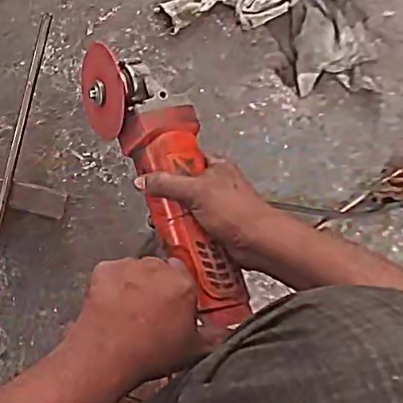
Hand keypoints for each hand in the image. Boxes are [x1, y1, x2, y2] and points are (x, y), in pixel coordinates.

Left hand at [63, 256, 204, 387]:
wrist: (108, 352)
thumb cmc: (150, 352)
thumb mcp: (193, 350)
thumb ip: (212, 336)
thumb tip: (223, 332)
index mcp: (183, 284)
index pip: (185, 274)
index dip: (178, 289)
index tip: (174, 302)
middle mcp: (156, 268)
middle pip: (159, 270)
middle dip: (156, 285)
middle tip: (150, 309)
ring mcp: (128, 266)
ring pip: (134, 269)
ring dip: (133, 282)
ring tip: (127, 309)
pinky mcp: (104, 269)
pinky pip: (111, 272)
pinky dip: (111, 283)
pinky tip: (110, 303)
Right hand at [137, 160, 300, 272]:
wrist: (260, 244)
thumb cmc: (237, 212)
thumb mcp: (196, 191)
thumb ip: (167, 184)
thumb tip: (142, 181)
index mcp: (215, 167)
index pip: (185, 158)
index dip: (166, 163)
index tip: (149, 172)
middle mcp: (215, 185)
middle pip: (180, 186)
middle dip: (165, 197)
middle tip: (155, 204)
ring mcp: (214, 207)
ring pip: (183, 208)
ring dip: (172, 217)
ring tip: (163, 224)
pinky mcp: (214, 227)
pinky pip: (190, 227)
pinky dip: (182, 232)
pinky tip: (174, 236)